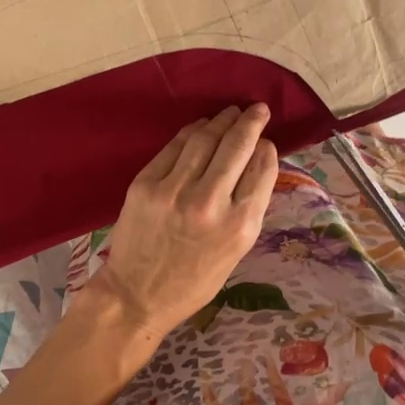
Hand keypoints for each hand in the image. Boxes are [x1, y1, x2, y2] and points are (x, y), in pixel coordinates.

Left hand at [84, 104, 277, 341]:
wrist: (137, 295)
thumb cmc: (194, 280)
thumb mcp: (237, 251)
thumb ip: (249, 207)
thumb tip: (258, 161)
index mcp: (239, 225)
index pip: (262, 169)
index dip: (266, 149)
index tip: (266, 141)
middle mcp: (210, 203)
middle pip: (237, 146)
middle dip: (250, 123)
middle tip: (257, 110)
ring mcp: (175, 190)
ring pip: (205, 139)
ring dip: (222, 121)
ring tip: (231, 112)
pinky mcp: (146, 183)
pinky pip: (175, 146)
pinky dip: (192, 131)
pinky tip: (201, 126)